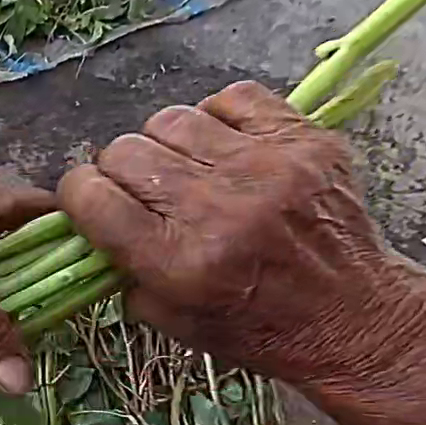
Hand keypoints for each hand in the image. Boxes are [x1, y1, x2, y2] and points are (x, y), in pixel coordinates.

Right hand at [59, 81, 425, 385]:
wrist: (349, 317)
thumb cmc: (250, 327)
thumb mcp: (165, 320)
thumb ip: (120, 268)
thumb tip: (92, 222)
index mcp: (175, 260)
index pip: (92, 197)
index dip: (76, 194)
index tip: (86, 203)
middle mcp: (215, 207)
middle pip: (124, 152)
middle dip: (113, 170)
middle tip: (134, 192)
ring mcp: (263, 167)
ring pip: (169, 119)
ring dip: (159, 144)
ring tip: (176, 169)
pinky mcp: (303, 140)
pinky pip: (231, 97)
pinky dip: (213, 118)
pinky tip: (217, 147)